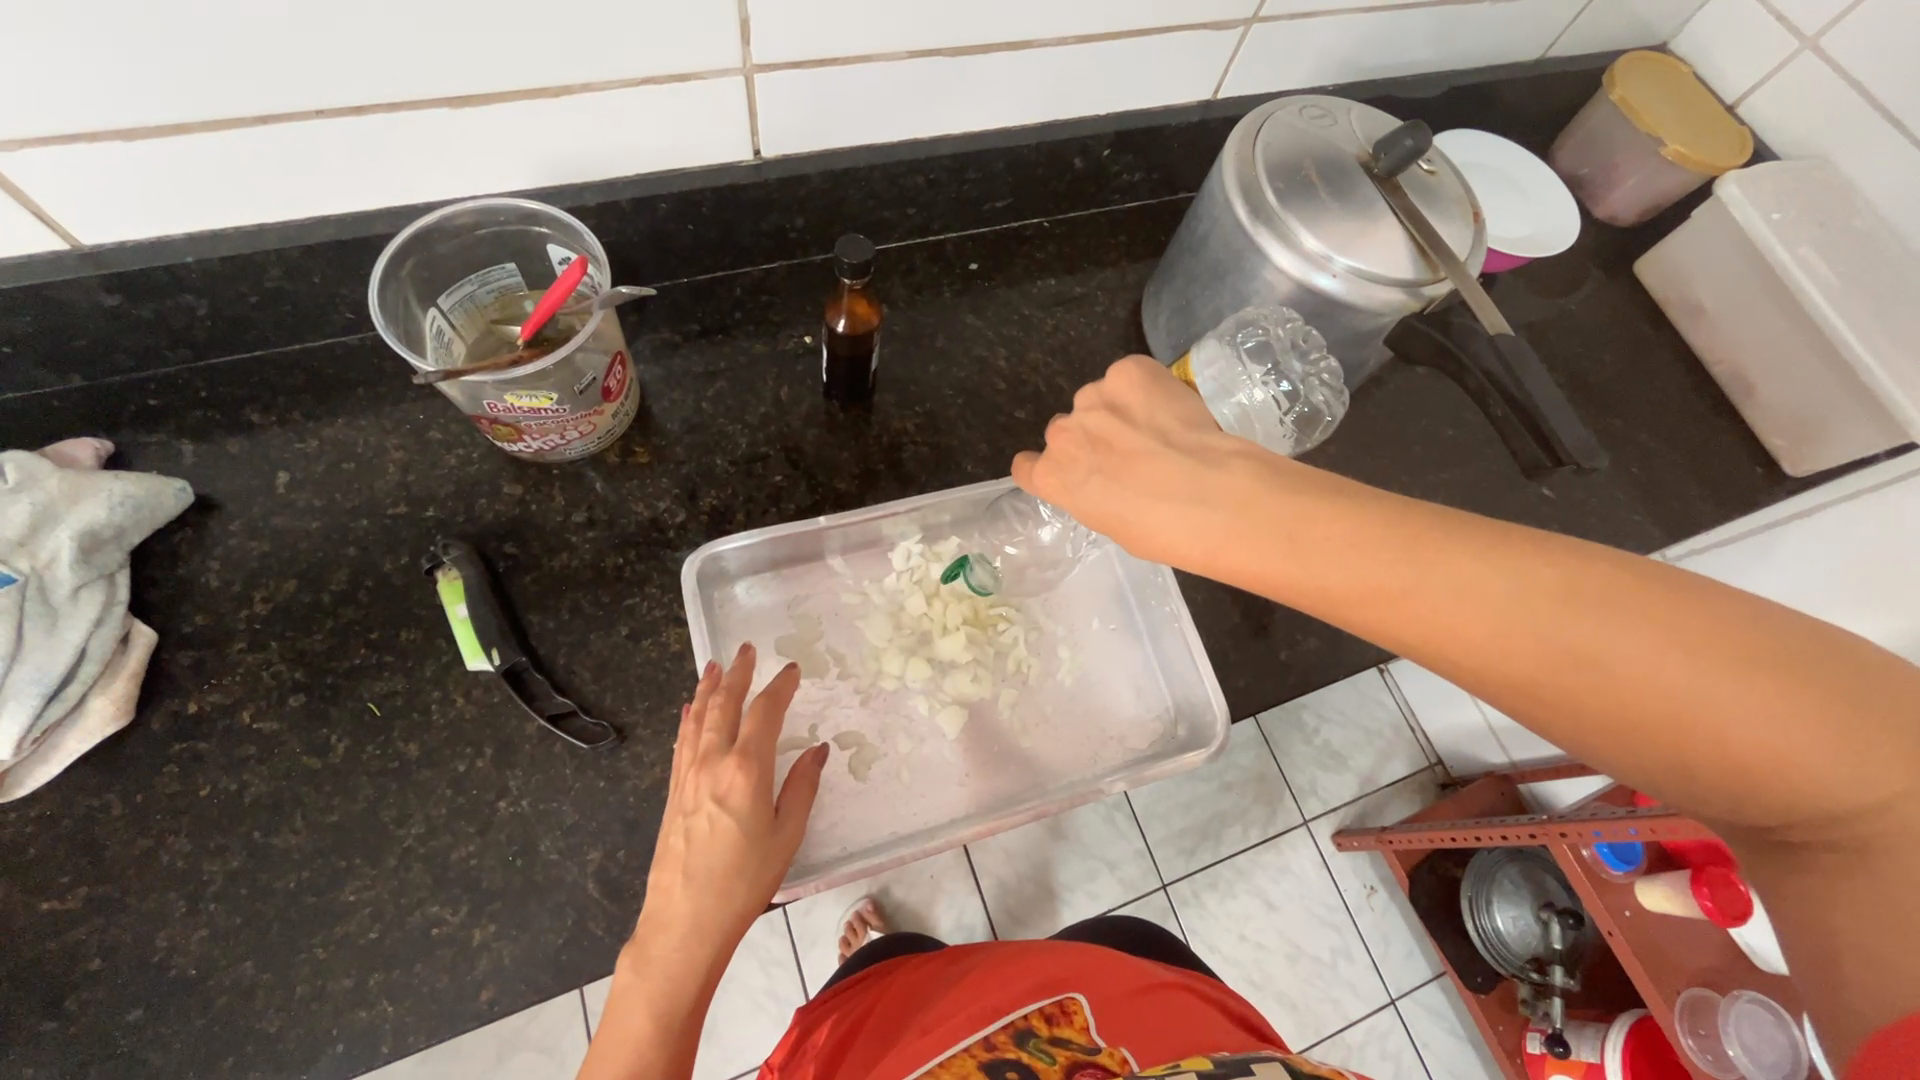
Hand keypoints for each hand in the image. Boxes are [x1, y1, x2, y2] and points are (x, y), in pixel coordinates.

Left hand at [633, 643, 828, 961]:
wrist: (684, 922)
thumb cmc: (744, 882)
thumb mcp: (787, 836)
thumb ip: (802, 787)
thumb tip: (817, 750)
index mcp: (746, 770)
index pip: (765, 713)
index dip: (780, 687)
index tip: (792, 670)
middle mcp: (712, 763)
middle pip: (725, 706)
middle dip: (737, 674)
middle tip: (746, 649)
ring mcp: (687, 776)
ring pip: (698, 719)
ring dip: (708, 689)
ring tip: (715, 665)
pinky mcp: (672, 793)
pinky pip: (681, 743)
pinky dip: (687, 720)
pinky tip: (688, 710)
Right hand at [1012, 356, 1293, 577]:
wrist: (1212, 495)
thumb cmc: (1160, 529)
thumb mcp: (1109, 522)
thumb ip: (1090, 493)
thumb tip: (1106, 479)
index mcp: (1052, 476)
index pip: (1026, 465)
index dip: (1054, 468)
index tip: (1079, 472)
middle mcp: (1062, 432)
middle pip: (1066, 430)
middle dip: (1091, 439)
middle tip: (1130, 454)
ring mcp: (1094, 396)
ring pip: (1097, 400)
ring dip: (1117, 411)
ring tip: (1157, 429)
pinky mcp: (1129, 370)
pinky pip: (1127, 376)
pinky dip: (1144, 387)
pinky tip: (1169, 407)